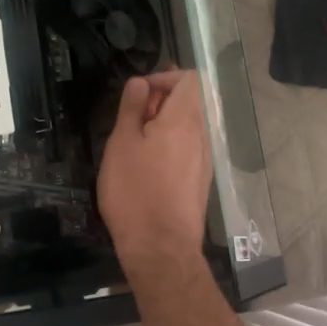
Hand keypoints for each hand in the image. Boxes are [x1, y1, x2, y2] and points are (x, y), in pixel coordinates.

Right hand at [97, 70, 211, 282]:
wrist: (160, 248)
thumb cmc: (134, 191)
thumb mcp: (122, 143)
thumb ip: (132, 108)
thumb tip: (141, 82)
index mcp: (184, 120)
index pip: (187, 79)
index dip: (162, 77)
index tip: (137, 96)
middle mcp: (201, 136)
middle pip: (189, 102)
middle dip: (160, 103)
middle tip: (130, 123)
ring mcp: (204, 161)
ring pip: (187, 128)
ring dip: (163, 127)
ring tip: (135, 148)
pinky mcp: (200, 182)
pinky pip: (188, 150)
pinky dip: (169, 148)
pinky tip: (148, 170)